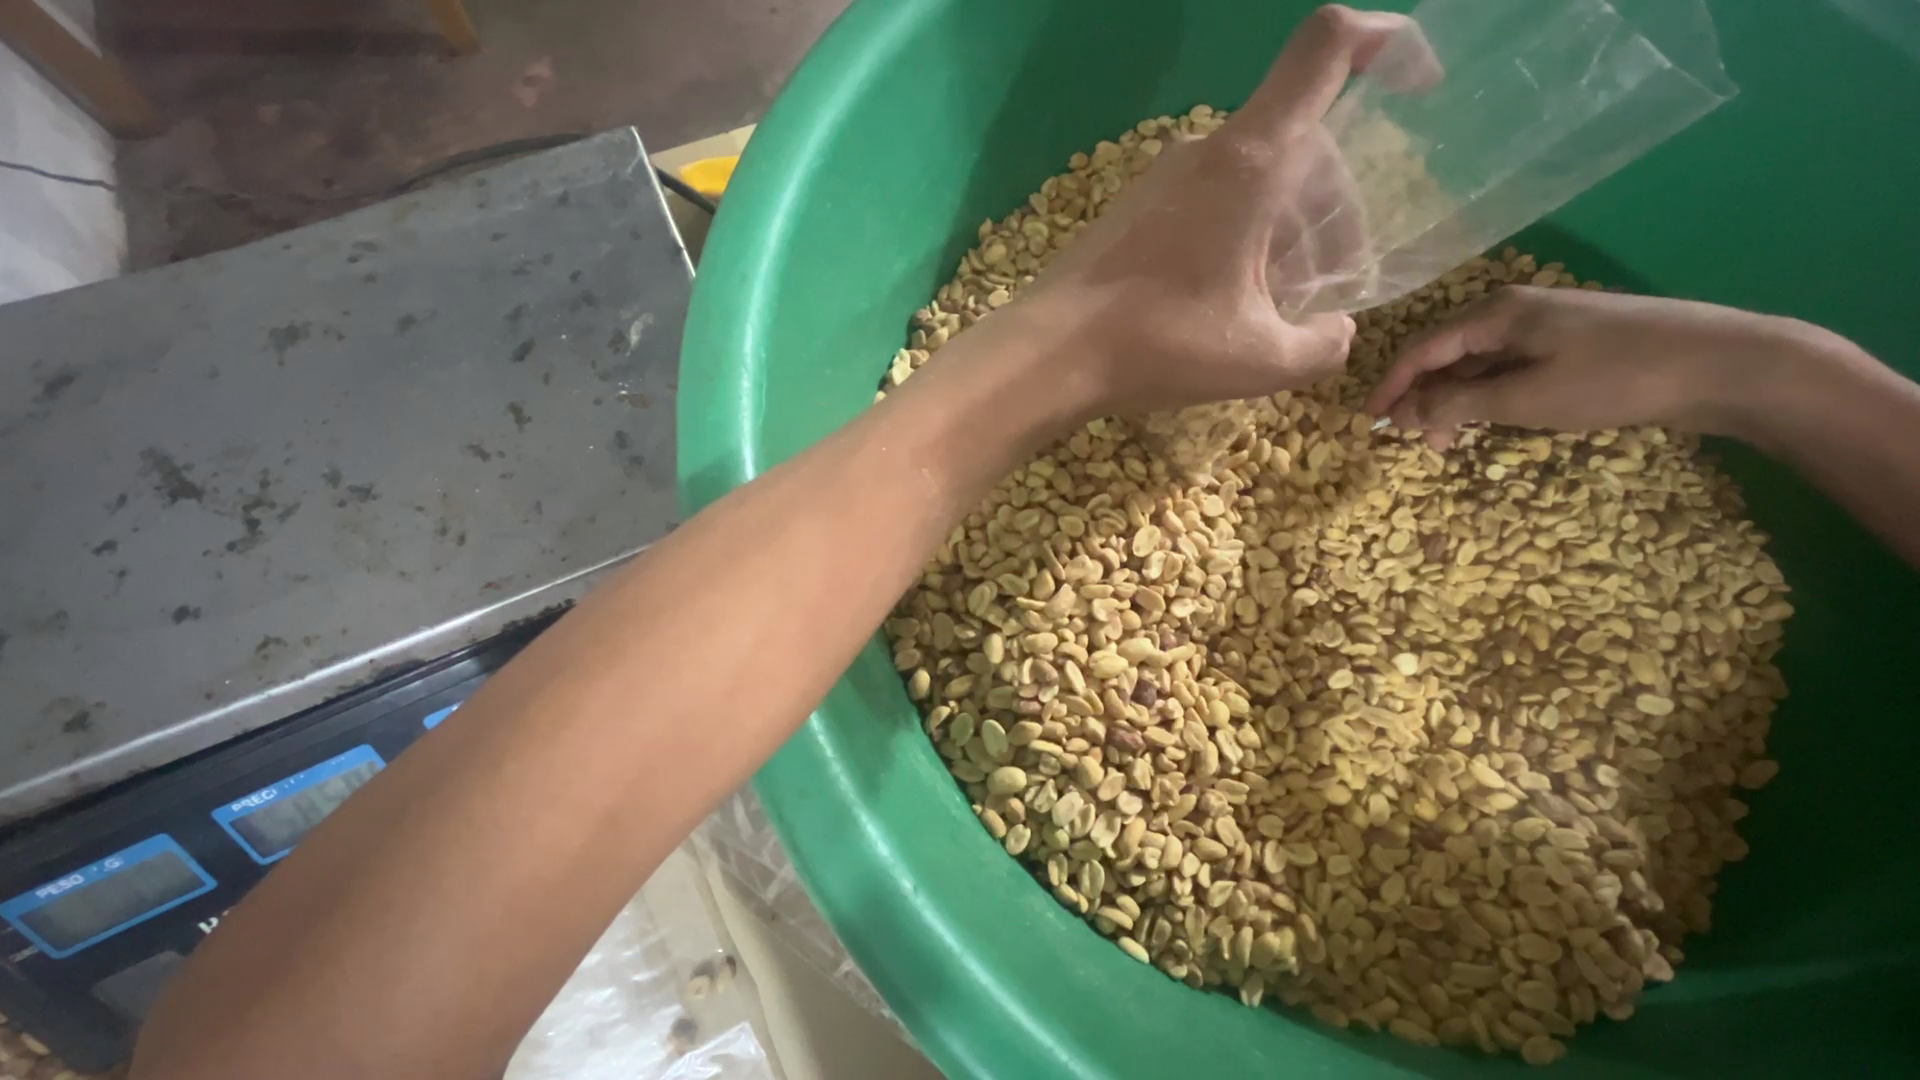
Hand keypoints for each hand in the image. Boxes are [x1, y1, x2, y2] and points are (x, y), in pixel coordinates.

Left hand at [1011, 5, 1432, 417]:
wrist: (1051, 353)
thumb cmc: (1159, 347)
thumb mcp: (1261, 360)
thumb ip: (1324, 345)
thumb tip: (1338, 330)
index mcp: (1252, 160)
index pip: (1327, 49)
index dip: (1388, 41)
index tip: (1420, 83)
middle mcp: (1206, 150)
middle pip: (1302, 143)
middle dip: (1336, 205)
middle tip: (1336, 279)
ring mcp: (1164, 176)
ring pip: (1255, 178)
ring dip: (1288, 228)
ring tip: (1285, 300)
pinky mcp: (1136, 206)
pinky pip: (1212, 199)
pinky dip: (1242, 234)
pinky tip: (1231, 297)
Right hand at [1363, 285, 1827, 448]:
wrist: (1727, 364)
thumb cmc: (1614, 378)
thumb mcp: (1525, 397)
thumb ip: (1456, 403)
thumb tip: (1403, 414)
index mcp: (1495, 314)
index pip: (1420, 349)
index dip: (1390, 386)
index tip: (1369, 422)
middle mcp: (1513, 311)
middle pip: (1445, 355)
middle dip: (1422, 397)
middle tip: (1419, 443)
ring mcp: (1545, 325)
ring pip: (1476, 363)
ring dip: (1454, 400)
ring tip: (1452, 441)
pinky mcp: (1570, 343)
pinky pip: (1507, 367)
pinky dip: (1487, 395)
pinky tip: (1490, 420)